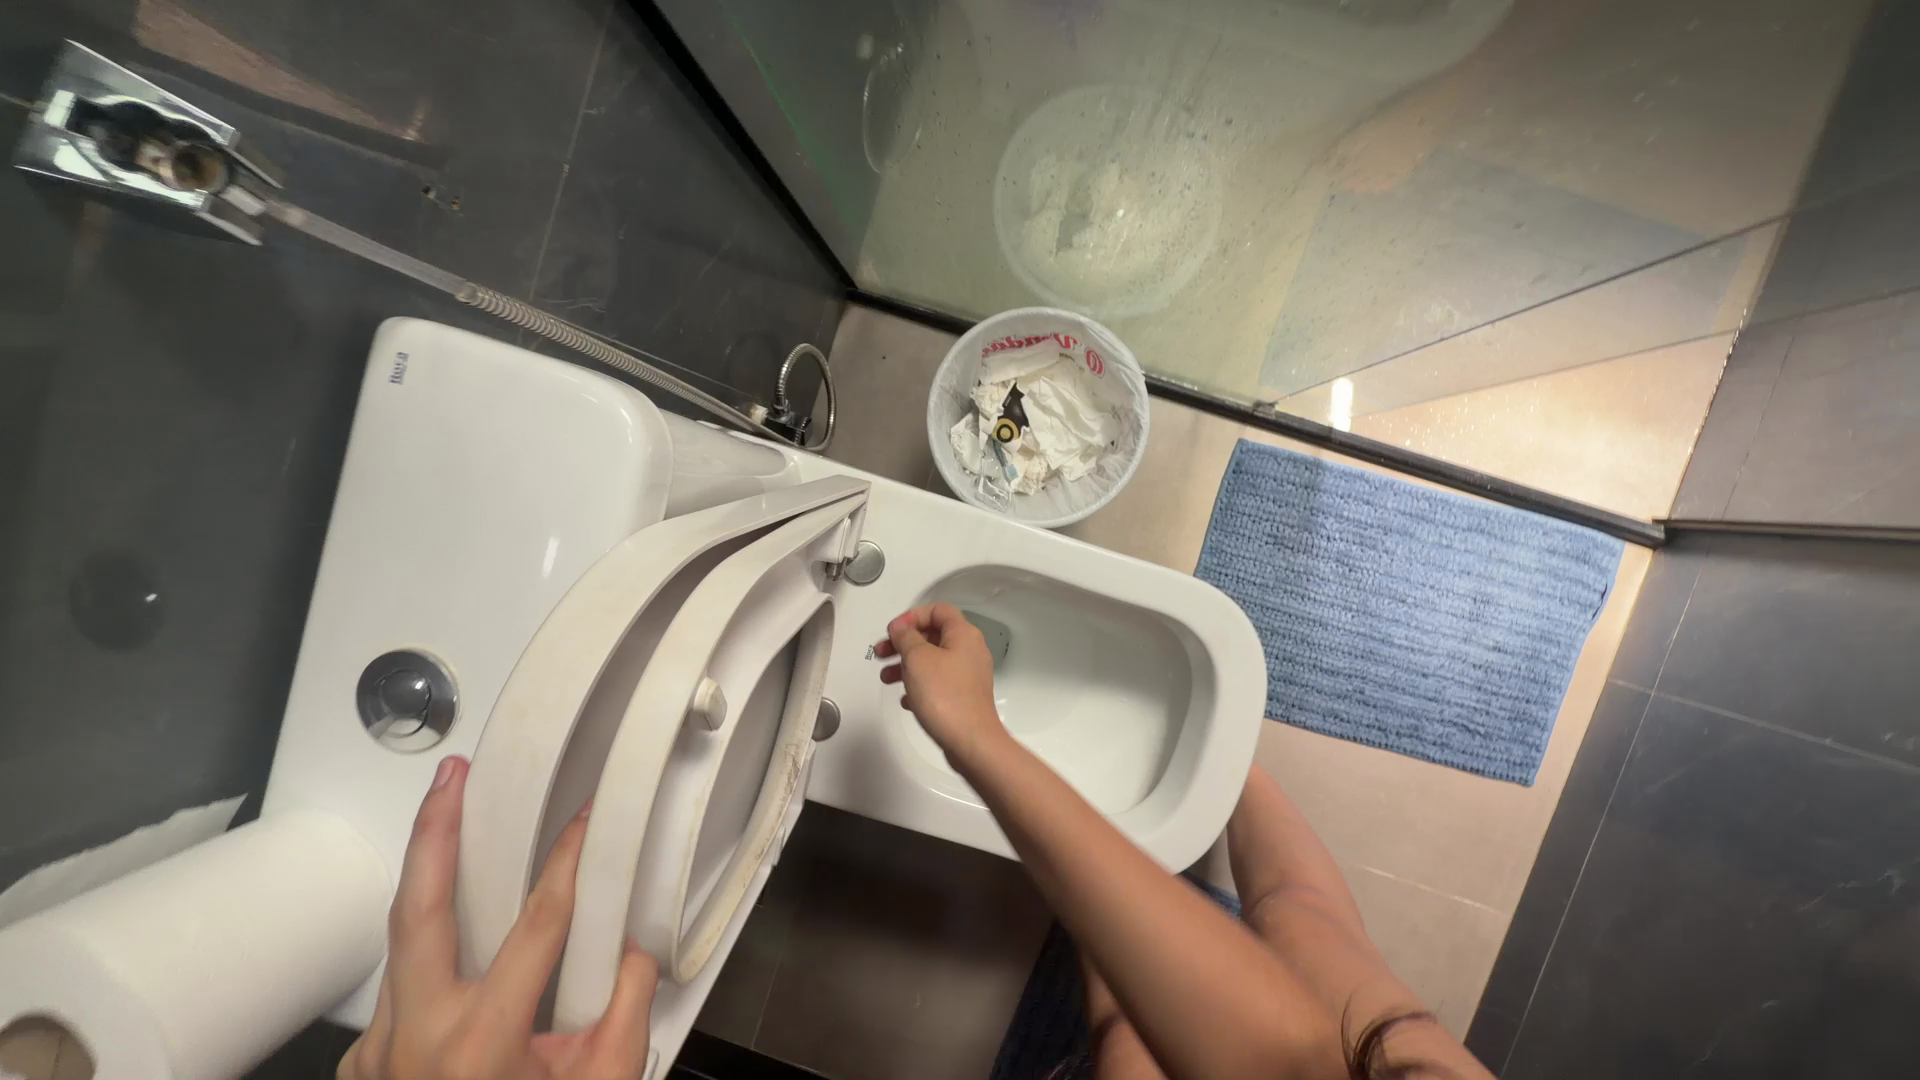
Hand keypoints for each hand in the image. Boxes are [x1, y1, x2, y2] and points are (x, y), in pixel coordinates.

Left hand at [339, 756, 658, 1079]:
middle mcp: (414, 1037)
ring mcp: (379, 1052)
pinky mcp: (370, 1062)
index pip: (537, 921)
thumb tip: (629, 948)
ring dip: (429, 879)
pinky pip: (402, 990)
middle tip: (451, 775)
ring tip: (448, 821)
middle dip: (435, 832)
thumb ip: (625, 1007)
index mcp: (479, 1041)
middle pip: (419, 909)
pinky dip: (433, 953)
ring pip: (402, 943)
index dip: (568, 859)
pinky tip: (458, 947)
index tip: (586, 817)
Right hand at [875, 603, 1004, 760]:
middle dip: (904, 643)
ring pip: (933, 660)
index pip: (938, 610)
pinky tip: (907, 699)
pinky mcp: (964, 696)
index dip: (912, 616)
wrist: (970, 741)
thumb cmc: (945, 695)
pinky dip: (920, 685)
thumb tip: (901, 627)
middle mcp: (970, 650)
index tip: (893, 631)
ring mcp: (968, 675)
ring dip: (907, 665)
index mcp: (964, 634)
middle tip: (881, 653)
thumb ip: (906, 637)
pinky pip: (938, 682)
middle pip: (933, 635)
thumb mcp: (917, 658)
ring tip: (886, 678)